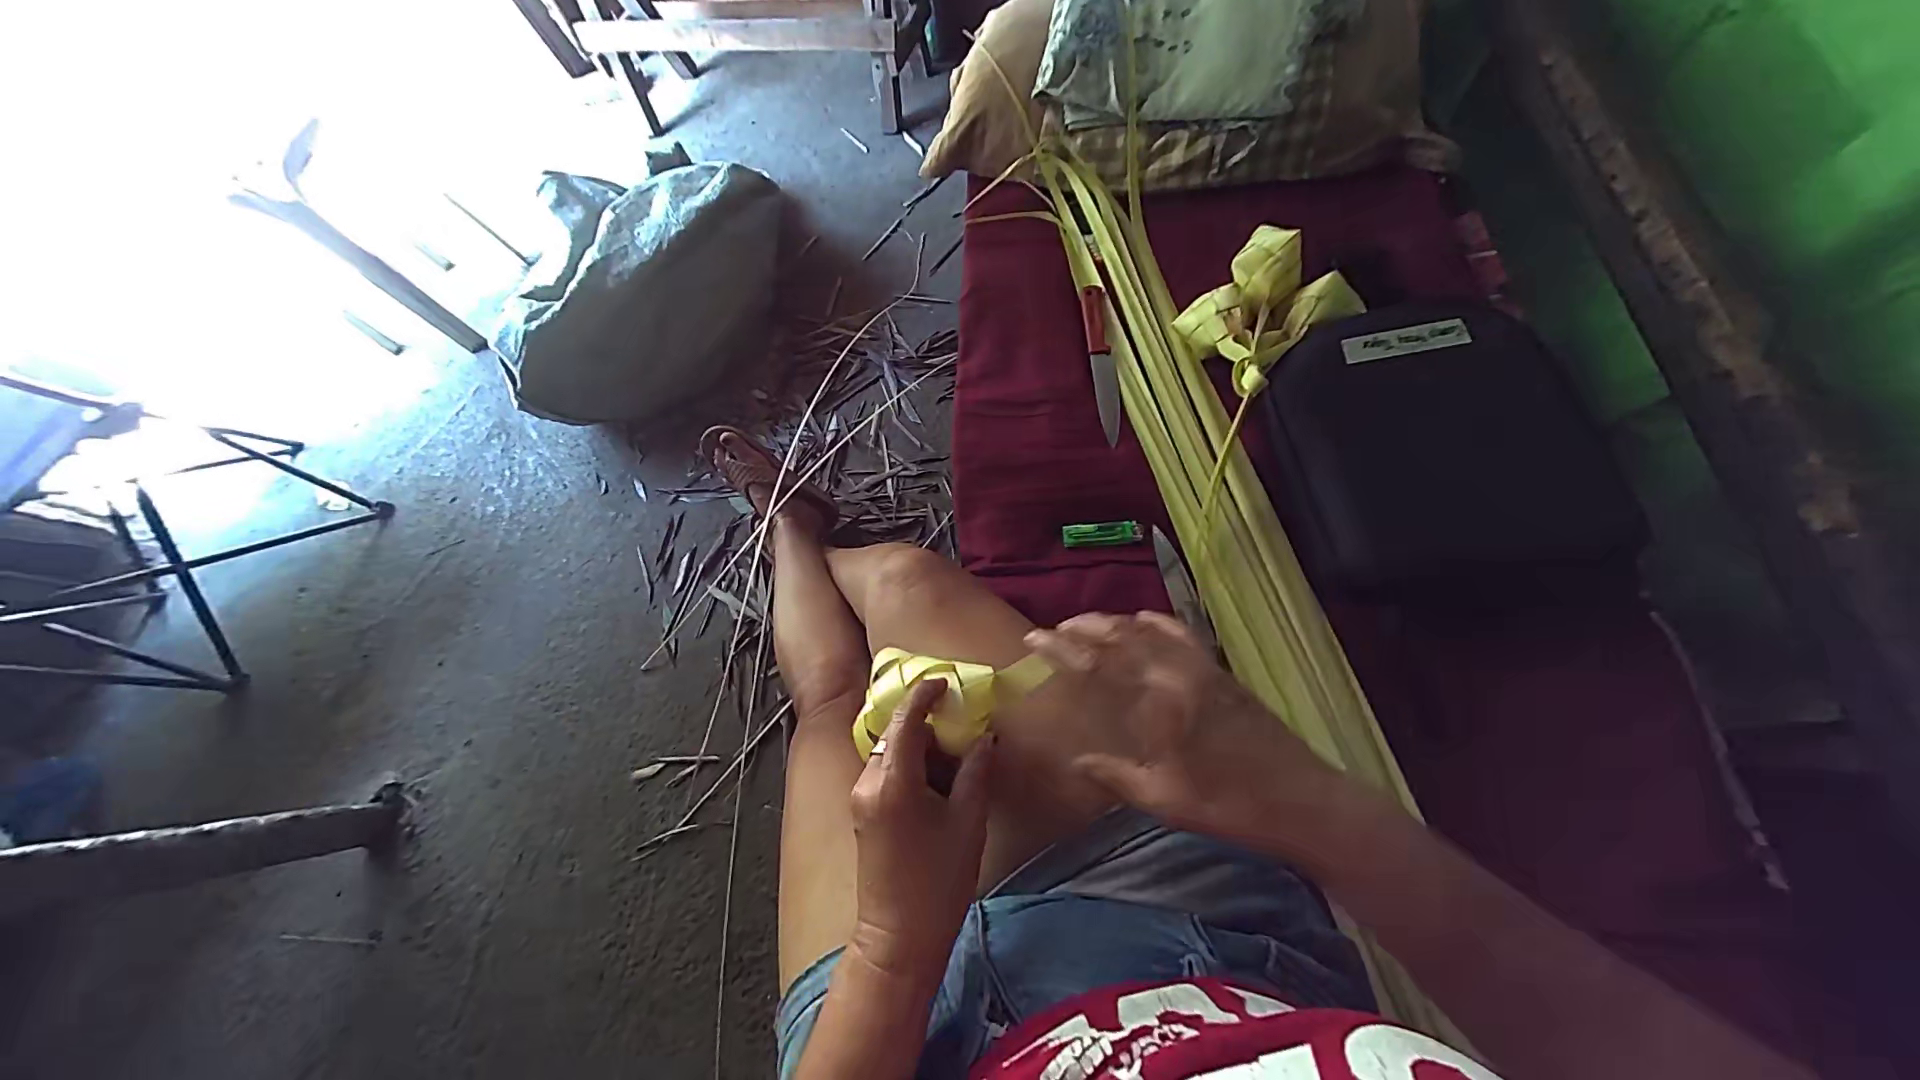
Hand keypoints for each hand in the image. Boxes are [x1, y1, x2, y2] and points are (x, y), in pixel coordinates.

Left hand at [847, 678, 994, 981]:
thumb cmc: (938, 882)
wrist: (898, 938)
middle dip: (923, 719)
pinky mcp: (861, 810)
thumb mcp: (967, 822)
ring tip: (951, 752)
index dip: (924, 693)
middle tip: (957, 720)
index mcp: (893, 782)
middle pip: (893, 731)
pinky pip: (883, 768)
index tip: (945, 681)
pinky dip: (907, 761)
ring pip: (888, 749)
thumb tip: (985, 737)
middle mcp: (868, 781)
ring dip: (916, 741)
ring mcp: (860, 796)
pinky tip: (934, 778)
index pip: (905, 719)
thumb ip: (975, 771)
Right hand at [1023, 612, 1344, 849]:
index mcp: (1160, 702)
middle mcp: (1178, 674)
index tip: (1035, 639)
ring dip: (1115, 622)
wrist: (1302, 802)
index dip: (1063, 648)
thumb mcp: (1164, 799)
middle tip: (1054, 629)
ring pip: (1150, 631)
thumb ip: (1115, 775)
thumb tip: (1075, 761)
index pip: (1100, 664)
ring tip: (1087, 623)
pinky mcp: (1220, 672)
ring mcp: (1203, 668)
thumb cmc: (1228, 806)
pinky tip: (1144, 620)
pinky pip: (1182, 635)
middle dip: (1084, 628)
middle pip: (1122, 637)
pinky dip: (1157, 623)